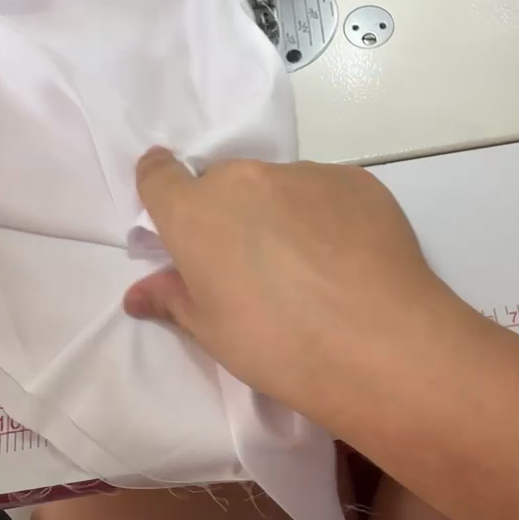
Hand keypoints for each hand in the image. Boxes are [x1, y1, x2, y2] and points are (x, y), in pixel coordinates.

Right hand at [125, 149, 470, 407]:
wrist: (379, 341)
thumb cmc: (279, 345)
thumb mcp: (214, 333)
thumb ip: (174, 299)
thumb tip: (139, 293)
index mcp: (198, 212)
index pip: (160, 176)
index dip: (163, 188)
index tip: (176, 209)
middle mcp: (247, 179)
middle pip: (225, 183)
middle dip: (230, 213)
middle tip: (254, 262)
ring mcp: (306, 174)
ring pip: (280, 185)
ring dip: (282, 212)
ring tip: (312, 266)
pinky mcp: (356, 179)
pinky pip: (328, 190)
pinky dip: (329, 214)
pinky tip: (349, 258)